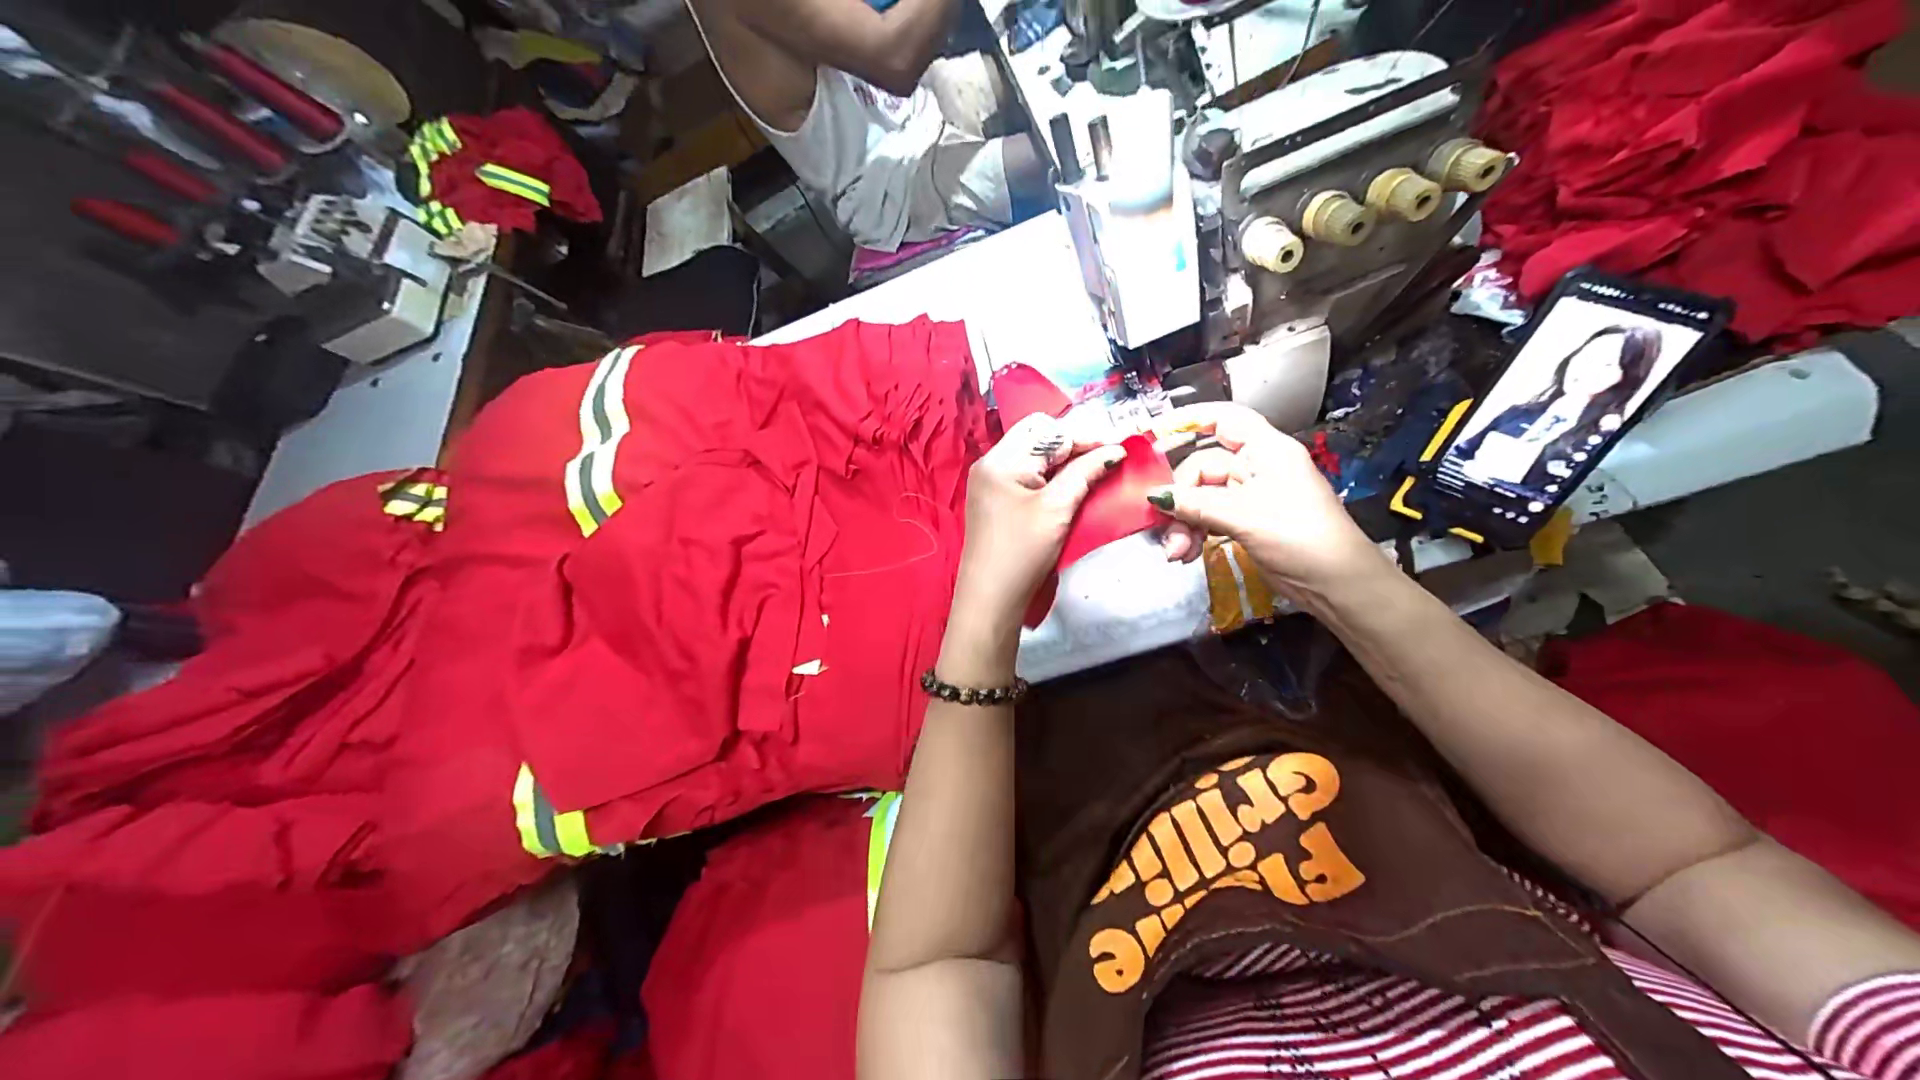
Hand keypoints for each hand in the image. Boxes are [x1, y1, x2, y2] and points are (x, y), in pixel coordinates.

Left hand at [949, 414, 1127, 633]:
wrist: (990, 599)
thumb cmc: (1022, 552)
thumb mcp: (1056, 509)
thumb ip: (1085, 473)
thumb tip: (1114, 450)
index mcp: (999, 460)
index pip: (1046, 432)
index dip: (1083, 437)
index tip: (1117, 447)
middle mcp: (991, 464)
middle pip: (1038, 439)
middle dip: (1074, 446)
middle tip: (1107, 458)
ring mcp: (991, 483)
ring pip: (1035, 457)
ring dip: (1065, 462)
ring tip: (1096, 470)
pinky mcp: (997, 501)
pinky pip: (1028, 476)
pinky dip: (1052, 477)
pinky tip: (1073, 486)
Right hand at [1149, 404, 1386, 604]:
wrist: (1337, 584)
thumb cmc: (1300, 537)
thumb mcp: (1244, 516)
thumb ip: (1197, 504)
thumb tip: (1157, 497)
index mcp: (1266, 451)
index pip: (1225, 420)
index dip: (1191, 419)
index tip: (1156, 431)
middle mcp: (1257, 468)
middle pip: (1203, 467)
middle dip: (1179, 498)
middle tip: (1164, 524)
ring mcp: (1251, 497)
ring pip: (1202, 498)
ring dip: (1183, 523)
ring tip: (1176, 551)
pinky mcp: (1247, 523)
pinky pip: (1209, 519)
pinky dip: (1195, 534)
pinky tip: (1185, 554)